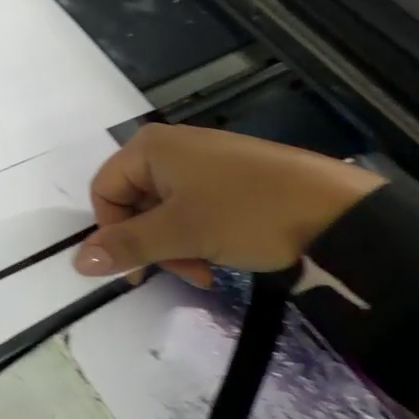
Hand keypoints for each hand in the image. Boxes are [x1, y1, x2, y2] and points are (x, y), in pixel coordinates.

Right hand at [74, 124, 386, 287]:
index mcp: (149, 147)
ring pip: (165, 208)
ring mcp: (203, 159)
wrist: (340, 210)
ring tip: (208, 269)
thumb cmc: (248, 213)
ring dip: (177, 244)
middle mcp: (170, 146)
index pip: (104, 191)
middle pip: (134, 200)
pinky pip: (194, 205)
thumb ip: (127, 246)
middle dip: (152, 243)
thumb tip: (77, 262)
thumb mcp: (182, 233)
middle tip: (186, 272)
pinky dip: (199, 233)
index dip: (114, 234)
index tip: (142, 272)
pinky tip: (224, 254)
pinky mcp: (232, 175)